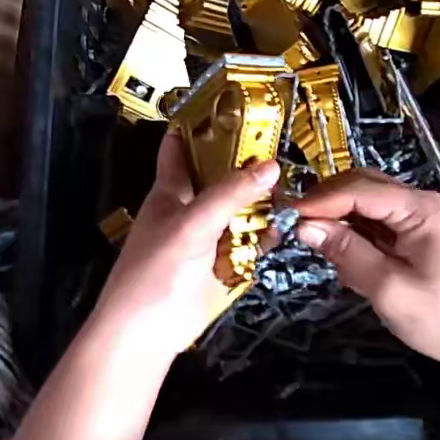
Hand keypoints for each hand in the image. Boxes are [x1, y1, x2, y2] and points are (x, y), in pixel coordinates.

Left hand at [89, 133, 279, 361]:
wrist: (146, 333)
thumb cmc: (157, 268)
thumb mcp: (193, 223)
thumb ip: (230, 194)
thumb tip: (270, 165)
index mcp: (170, 191)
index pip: (180, 148)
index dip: (199, 125)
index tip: (230, 106)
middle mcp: (190, 209)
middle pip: (220, 178)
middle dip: (247, 165)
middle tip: (282, 149)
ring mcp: (207, 238)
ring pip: (239, 210)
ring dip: (262, 202)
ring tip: (292, 188)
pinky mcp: (222, 265)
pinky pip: (248, 242)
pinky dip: (266, 235)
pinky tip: (284, 227)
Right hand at [294, 170, 439, 372]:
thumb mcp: (390, 290)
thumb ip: (348, 254)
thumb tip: (305, 227)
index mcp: (421, 209)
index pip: (360, 190)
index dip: (321, 200)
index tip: (288, 216)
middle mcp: (419, 203)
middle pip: (360, 187)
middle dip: (326, 204)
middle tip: (294, 227)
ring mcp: (416, 217)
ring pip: (363, 203)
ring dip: (337, 219)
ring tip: (315, 243)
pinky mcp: (412, 233)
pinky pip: (372, 221)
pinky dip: (351, 233)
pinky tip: (341, 255)